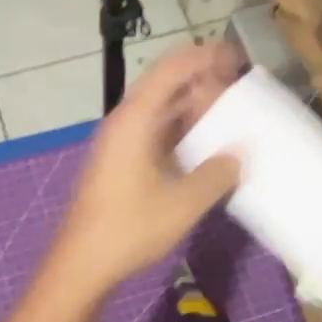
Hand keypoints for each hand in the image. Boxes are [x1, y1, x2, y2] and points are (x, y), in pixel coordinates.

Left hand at [53, 42, 242, 289]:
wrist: (81, 264)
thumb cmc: (130, 228)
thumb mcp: (184, 202)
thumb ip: (217, 173)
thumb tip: (239, 152)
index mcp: (134, 120)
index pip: (171, 70)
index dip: (204, 57)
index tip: (235, 57)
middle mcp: (123, 123)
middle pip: (164, 87)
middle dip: (202, 82)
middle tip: (239, 87)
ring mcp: (119, 144)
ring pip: (159, 112)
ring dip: (191, 108)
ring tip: (228, 114)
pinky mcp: (119, 163)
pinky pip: (153, 132)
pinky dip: (180, 131)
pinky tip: (203, 146)